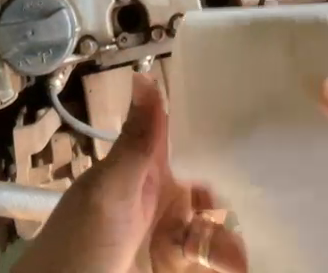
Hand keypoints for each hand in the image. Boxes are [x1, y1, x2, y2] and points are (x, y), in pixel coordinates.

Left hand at [15, 74, 245, 272]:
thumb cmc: (76, 244)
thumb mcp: (109, 191)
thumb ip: (135, 141)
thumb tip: (144, 74)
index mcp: (146, 167)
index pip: (187, 136)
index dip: (215, 129)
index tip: (249, 126)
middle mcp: (163, 198)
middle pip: (212, 184)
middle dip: (234, 192)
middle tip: (252, 201)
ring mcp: (171, 238)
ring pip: (216, 228)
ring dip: (229, 238)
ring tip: (237, 257)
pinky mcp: (177, 267)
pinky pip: (210, 260)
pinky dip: (225, 259)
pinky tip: (236, 265)